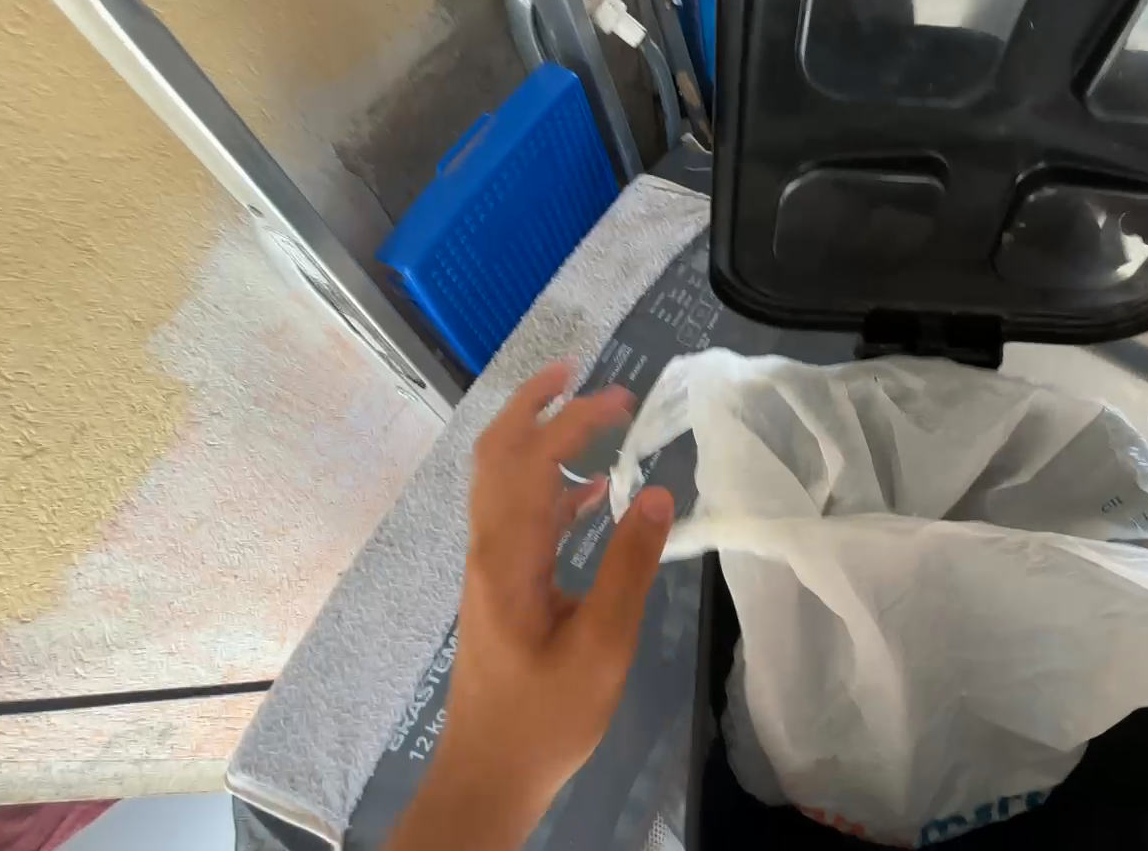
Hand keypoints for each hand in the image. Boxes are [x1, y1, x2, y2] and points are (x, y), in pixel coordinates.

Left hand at [389, 362, 676, 850]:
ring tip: (588, 412)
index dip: (574, 420)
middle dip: (532, 403)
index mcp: (509, 556)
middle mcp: (491, 546)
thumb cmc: (546, 715)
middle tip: (575, 371)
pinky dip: (554, 485)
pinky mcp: (503, 581)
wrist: (488, 775)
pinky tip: (594, 489)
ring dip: (541, 437)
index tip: (623, 398)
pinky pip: (523, 513)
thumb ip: (630, 566)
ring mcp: (492, 563)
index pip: (531, 461)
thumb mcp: (602, 645)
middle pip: (497, 453)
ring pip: (505, 478)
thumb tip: (658, 494)